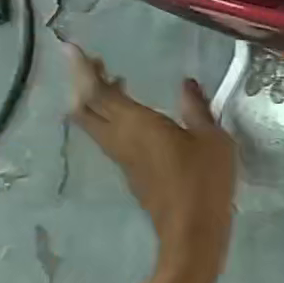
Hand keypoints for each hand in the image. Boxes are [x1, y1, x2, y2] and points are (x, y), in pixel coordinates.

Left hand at [65, 42, 235, 282]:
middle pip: (85, 107)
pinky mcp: (129, 171)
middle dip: (82, 82)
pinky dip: (108, 115)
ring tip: (112, 78)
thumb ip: (197, 108)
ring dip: (94, 98)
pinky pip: (107, 134)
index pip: (98, 91)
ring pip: (93, 122)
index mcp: (136, 124)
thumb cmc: (204, 181)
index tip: (72, 48)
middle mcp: (120, 138)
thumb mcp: (211, 139)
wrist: (192, 234)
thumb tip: (187, 84)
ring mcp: (121, 157)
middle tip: (93, 60)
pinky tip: (130, 110)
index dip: (83, 69)